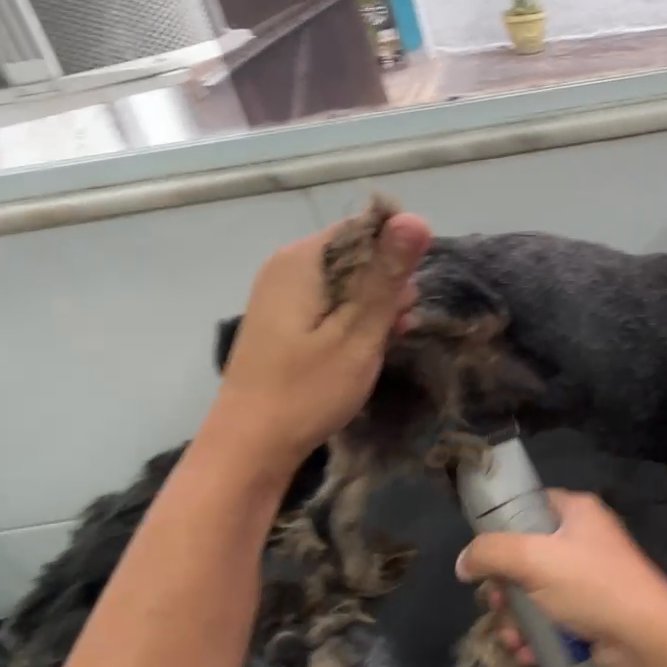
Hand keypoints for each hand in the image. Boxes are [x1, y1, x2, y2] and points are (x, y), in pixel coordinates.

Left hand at [203, 209, 431, 478]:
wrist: (249, 448)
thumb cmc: (307, 390)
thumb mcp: (358, 332)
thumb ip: (387, 275)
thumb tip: (417, 217)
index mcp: (302, 259)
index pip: (366, 228)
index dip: (397, 255)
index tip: (408, 296)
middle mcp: (288, 265)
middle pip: (359, 254)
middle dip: (387, 286)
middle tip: (395, 327)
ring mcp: (283, 293)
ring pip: (350, 282)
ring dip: (374, 308)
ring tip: (383, 343)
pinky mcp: (285, 319)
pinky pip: (333, 303)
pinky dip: (354, 321)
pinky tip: (367, 349)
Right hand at [455, 490, 666, 666]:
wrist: (647, 641)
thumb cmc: (591, 586)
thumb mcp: (534, 559)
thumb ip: (492, 553)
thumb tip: (463, 563)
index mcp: (577, 512)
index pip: (530, 506)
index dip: (502, 527)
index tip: (482, 555)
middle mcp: (583, 540)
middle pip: (526, 556)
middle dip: (505, 587)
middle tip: (496, 605)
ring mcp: (589, 580)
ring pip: (535, 594)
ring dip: (516, 619)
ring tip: (512, 640)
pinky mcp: (591, 615)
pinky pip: (552, 621)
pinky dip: (537, 638)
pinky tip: (528, 656)